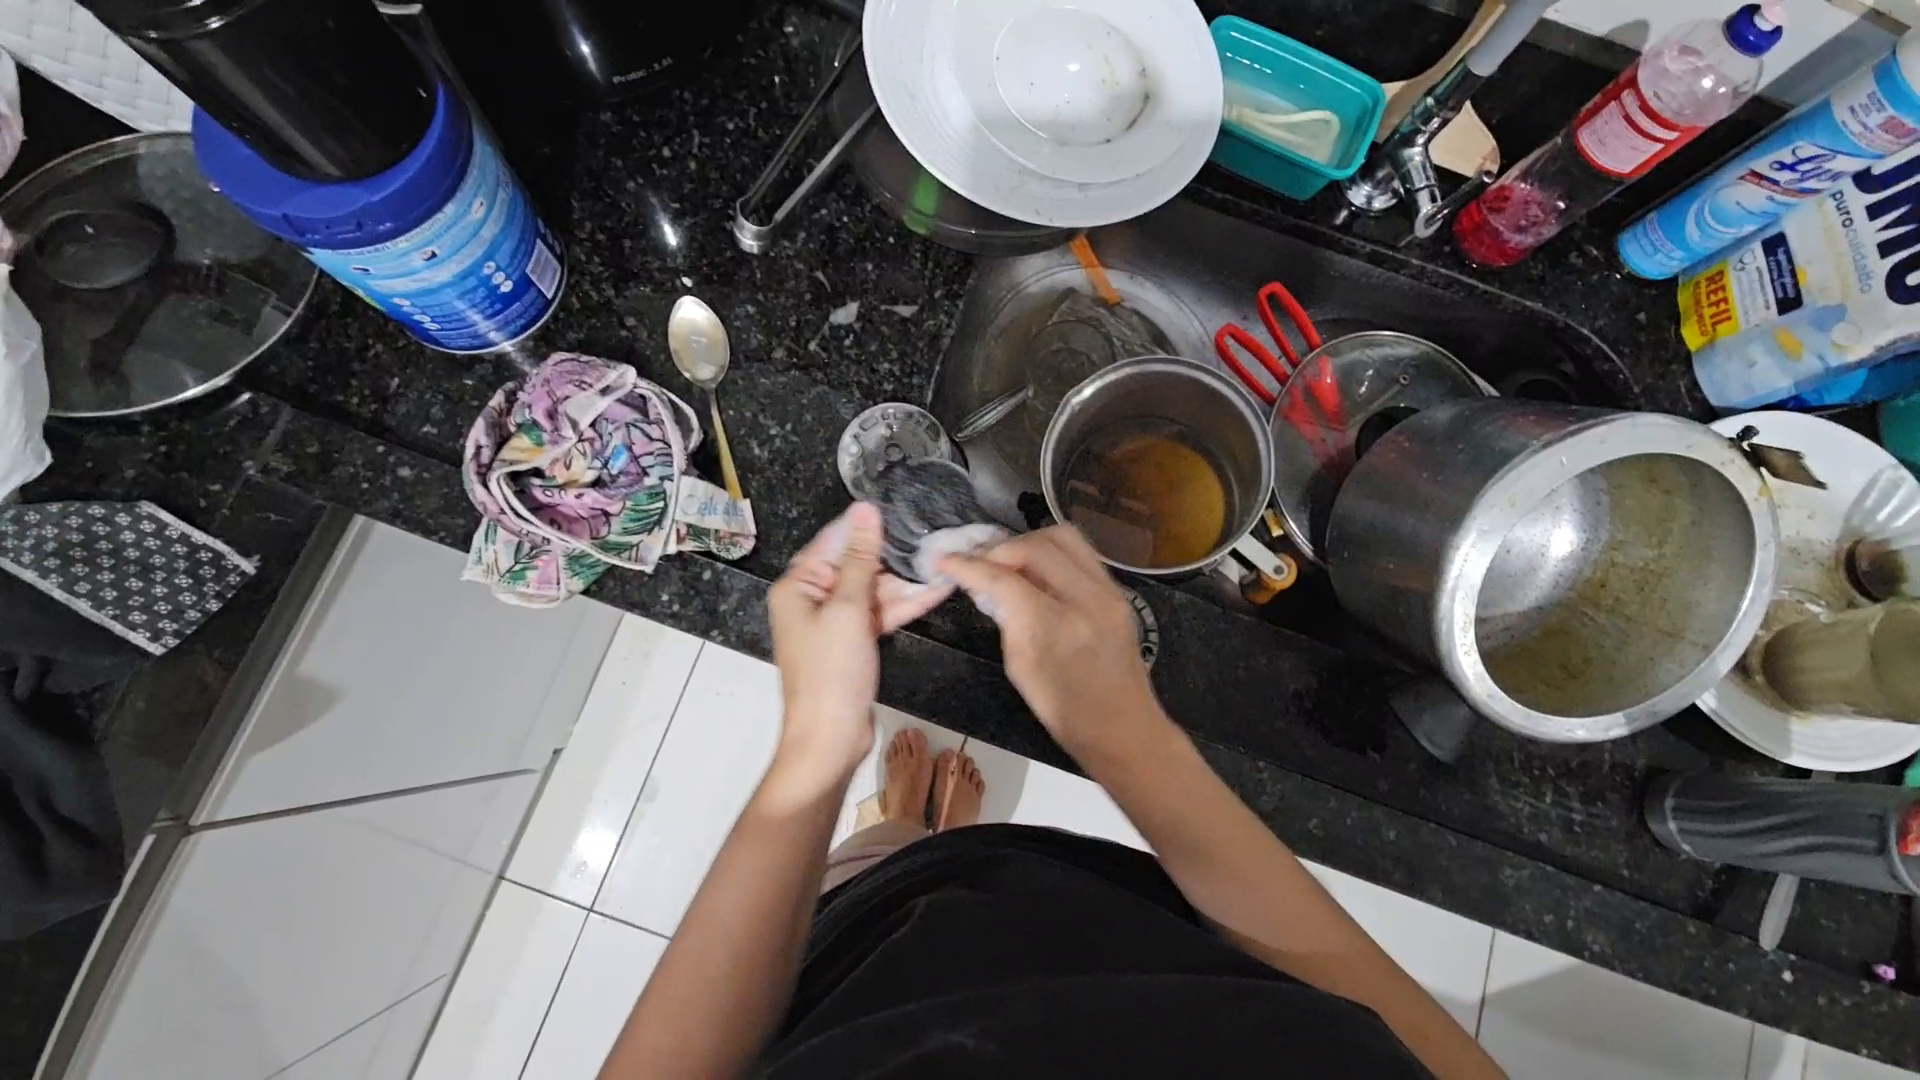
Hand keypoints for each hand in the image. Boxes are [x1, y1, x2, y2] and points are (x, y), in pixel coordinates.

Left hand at [766, 503, 952, 787]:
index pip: (832, 541)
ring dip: (905, 584)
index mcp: (798, 586)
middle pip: (854, 565)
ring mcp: (833, 623)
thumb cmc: (832, 671)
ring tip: (944, 564)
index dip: (865, 526)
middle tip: (932, 538)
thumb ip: (860, 558)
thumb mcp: (849, 608)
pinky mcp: (852, 643)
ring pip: (872, 591)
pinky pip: (878, 615)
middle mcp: (812, 599)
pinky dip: (903, 607)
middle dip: (892, 557)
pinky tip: (936, 592)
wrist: (830, 739)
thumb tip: (865, 509)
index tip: (901, 507)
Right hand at [940, 527, 1162, 755]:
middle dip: (999, 549)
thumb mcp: (1019, 667)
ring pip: (1064, 537)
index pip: (1004, 579)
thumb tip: (989, 586)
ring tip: (1010, 561)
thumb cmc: (1063, 709)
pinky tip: (1037, 569)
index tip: (945, 561)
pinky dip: (1052, 551)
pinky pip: (1081, 552)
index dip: (968, 566)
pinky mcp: (1117, 591)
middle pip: (1035, 546)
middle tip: (979, 563)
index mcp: (1055, 627)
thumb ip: (1006, 619)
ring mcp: (1108, 591)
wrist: (1122, 726)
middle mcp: (1086, 599)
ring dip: (1029, 542)